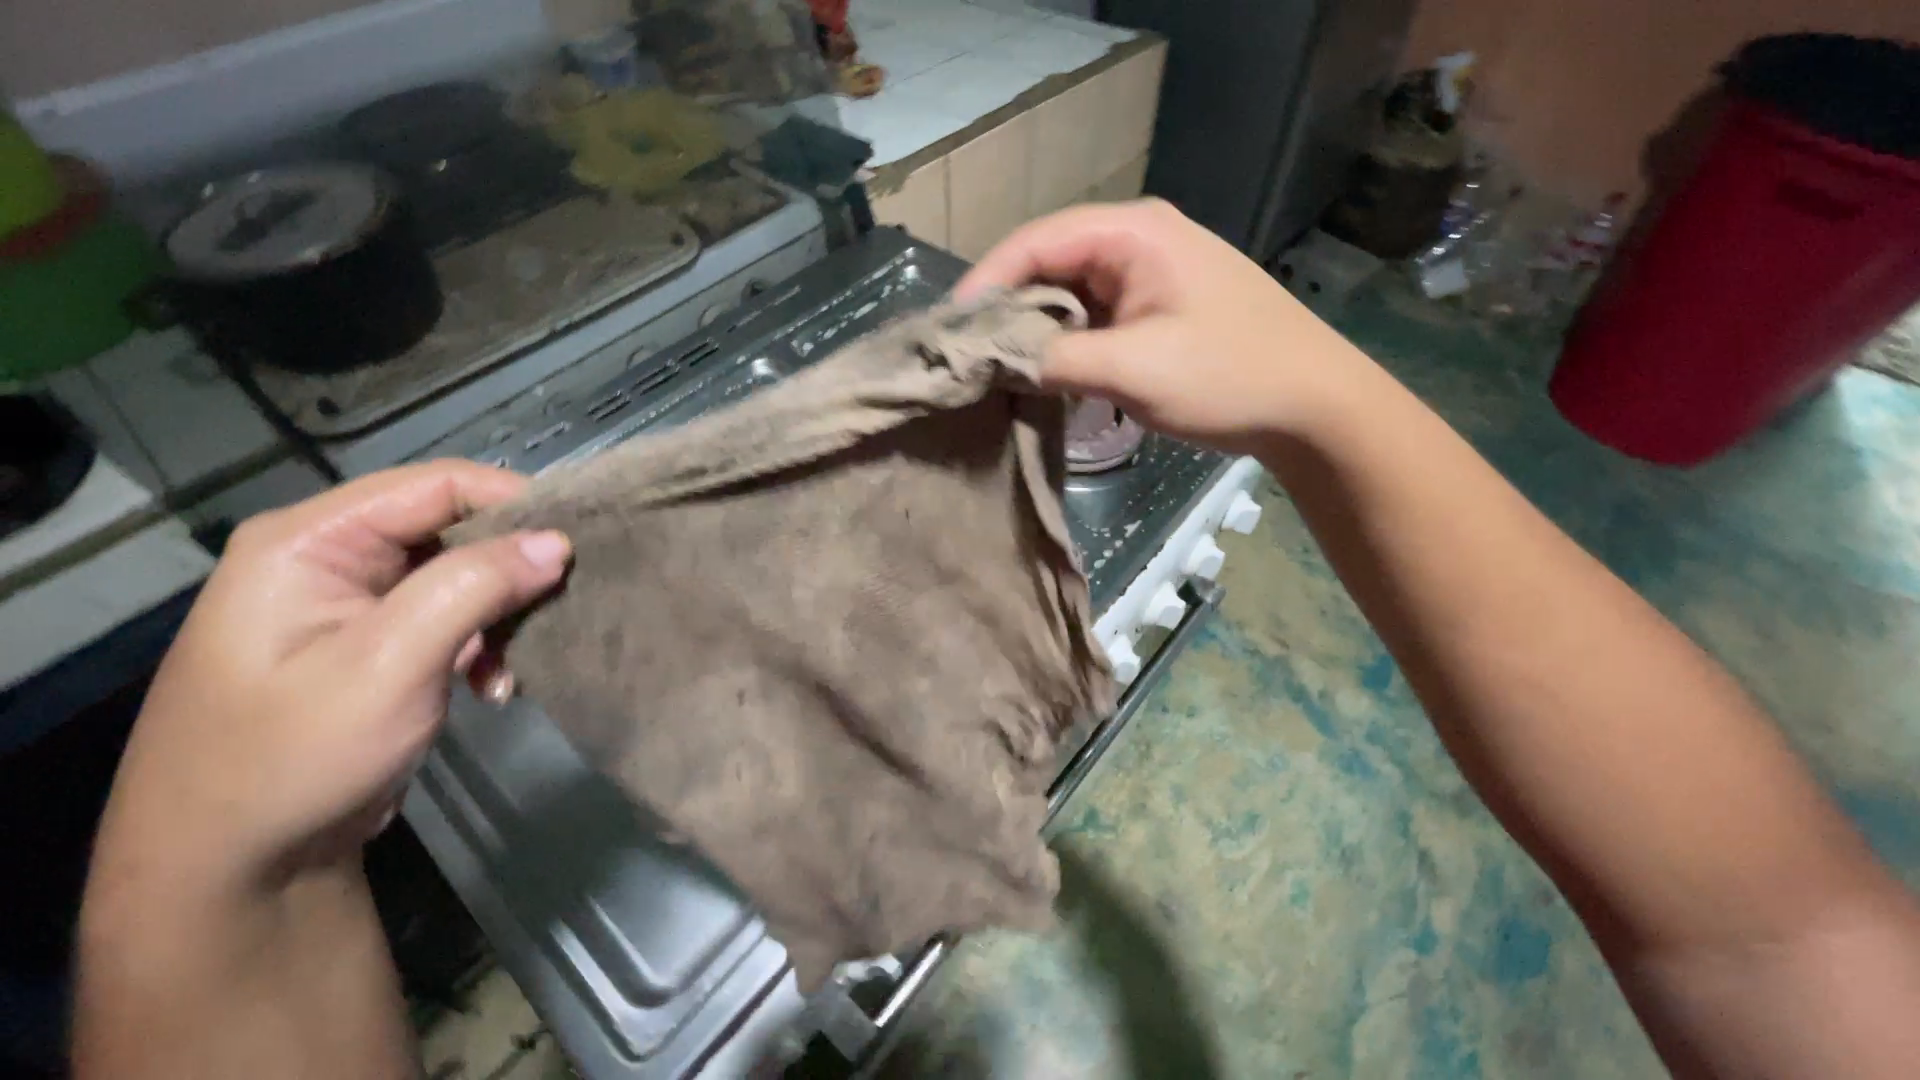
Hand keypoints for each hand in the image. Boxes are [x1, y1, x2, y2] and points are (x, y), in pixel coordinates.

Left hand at [93, 462, 568, 893]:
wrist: (232, 867)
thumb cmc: (296, 756)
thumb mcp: (391, 665)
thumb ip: (474, 588)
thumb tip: (558, 541)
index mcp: (311, 540)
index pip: (436, 483)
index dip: (514, 502)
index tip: (579, 542)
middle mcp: (329, 557)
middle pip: (450, 526)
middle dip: (511, 568)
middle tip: (560, 607)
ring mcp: (350, 603)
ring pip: (457, 574)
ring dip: (499, 614)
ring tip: (516, 663)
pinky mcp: (371, 645)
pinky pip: (447, 617)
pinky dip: (480, 644)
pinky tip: (493, 684)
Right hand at [957, 199, 1377, 452]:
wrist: (1315, 407)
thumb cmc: (1229, 378)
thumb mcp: (1133, 371)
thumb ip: (1055, 360)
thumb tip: (995, 360)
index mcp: (1134, 232)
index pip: (1036, 241)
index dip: (986, 282)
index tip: (949, 330)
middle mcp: (1138, 238)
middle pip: (1049, 262)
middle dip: (1007, 308)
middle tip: (968, 353)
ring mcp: (1151, 272)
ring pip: (1070, 291)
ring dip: (1035, 327)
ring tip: (997, 366)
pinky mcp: (1158, 306)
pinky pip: (1095, 314)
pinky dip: (1066, 340)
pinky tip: (1046, 371)